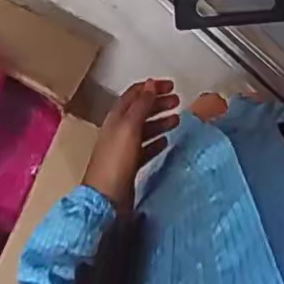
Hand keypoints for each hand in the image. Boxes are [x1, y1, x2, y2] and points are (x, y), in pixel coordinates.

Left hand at [83, 80, 179, 212]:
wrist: (105, 200)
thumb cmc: (116, 160)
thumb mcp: (129, 127)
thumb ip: (141, 105)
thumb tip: (150, 83)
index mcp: (117, 116)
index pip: (135, 94)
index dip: (152, 87)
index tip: (171, 85)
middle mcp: (119, 129)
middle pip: (140, 110)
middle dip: (158, 103)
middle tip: (178, 101)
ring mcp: (124, 147)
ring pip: (144, 128)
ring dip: (160, 121)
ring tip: (177, 120)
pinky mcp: (129, 165)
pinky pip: (145, 147)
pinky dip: (156, 141)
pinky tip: (166, 141)